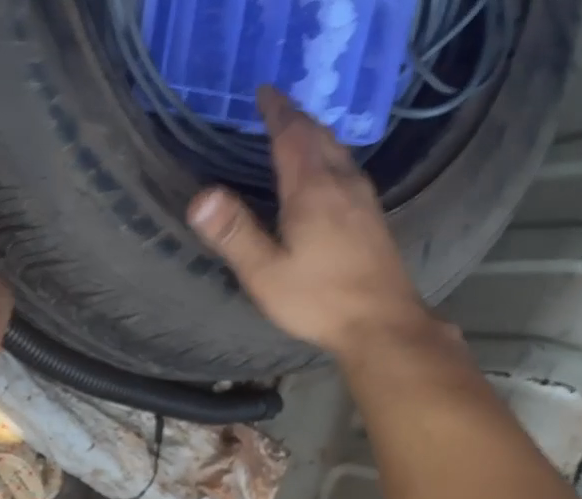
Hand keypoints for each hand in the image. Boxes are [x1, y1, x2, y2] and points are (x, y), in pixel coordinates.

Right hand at [186, 86, 443, 360]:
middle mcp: (341, 184)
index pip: (292, 137)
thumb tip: (200, 197)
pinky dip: (331, 156)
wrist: (380, 323)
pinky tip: (328, 173)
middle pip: (319, 137)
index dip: (277, 112)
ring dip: (316, 135)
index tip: (265, 92)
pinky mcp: (372, 217)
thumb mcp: (264, 273)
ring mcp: (362, 199)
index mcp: (311, 191)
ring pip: (338, 151)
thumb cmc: (317, 300)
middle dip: (297, 119)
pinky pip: (348, 169)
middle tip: (277, 108)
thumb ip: (234, 233)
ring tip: (299, 132)